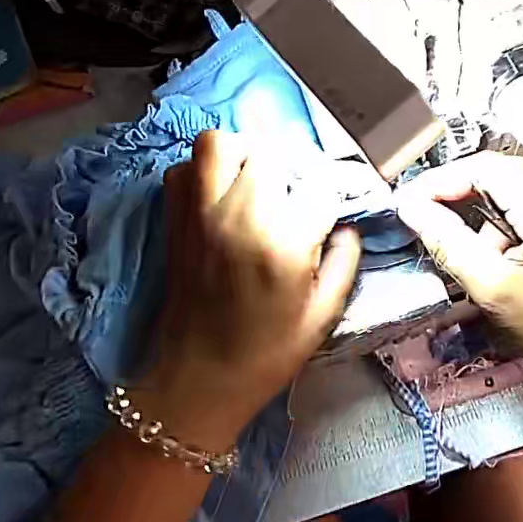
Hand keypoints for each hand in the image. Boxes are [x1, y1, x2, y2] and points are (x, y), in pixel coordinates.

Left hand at [138, 131, 361, 444]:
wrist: (200, 378)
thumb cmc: (269, 352)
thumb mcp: (324, 314)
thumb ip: (346, 260)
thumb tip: (348, 225)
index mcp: (282, 243)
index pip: (318, 187)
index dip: (332, 196)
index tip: (332, 213)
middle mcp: (238, 216)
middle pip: (270, 152)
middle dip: (292, 168)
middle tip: (297, 195)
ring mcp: (199, 213)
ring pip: (219, 143)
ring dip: (245, 155)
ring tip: (258, 183)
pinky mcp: (174, 220)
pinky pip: (186, 167)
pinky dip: (207, 171)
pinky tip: (223, 197)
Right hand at [394, 153, 522, 396]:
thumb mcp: (498, 291)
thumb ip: (449, 243)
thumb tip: (413, 209)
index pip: (487, 168)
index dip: (440, 183)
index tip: (409, 204)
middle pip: (505, 176)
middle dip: (466, 206)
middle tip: (436, 235)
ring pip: (521, 193)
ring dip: (493, 223)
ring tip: (491, 269)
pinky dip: (518, 230)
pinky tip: (514, 265)